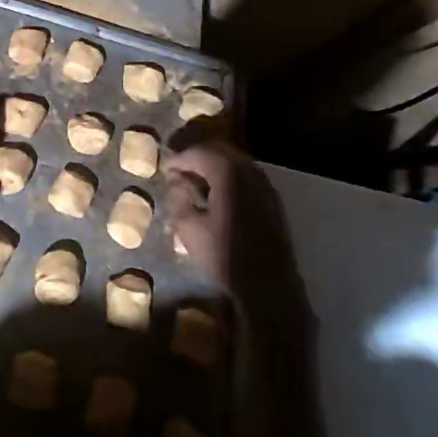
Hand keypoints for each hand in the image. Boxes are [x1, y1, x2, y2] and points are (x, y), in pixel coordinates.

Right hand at [165, 141, 299, 321]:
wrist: (268, 285)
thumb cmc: (224, 256)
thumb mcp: (189, 229)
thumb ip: (178, 199)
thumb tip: (175, 183)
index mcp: (228, 173)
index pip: (199, 153)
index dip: (179, 159)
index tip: (165, 170)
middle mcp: (250, 170)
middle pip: (219, 151)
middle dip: (196, 157)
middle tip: (178, 171)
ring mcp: (265, 183)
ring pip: (235, 162)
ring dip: (213, 166)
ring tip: (195, 182)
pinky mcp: (272, 198)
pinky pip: (246, 175)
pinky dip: (228, 177)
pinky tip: (217, 194)